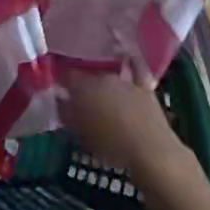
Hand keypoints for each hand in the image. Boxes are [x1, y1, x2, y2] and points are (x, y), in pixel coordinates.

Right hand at [57, 65, 192, 179]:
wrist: (150, 151)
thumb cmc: (110, 146)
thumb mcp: (80, 134)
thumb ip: (66, 112)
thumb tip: (59, 98)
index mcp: (82, 87)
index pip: (65, 75)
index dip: (60, 80)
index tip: (58, 89)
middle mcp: (102, 77)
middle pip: (87, 74)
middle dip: (82, 83)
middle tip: (78, 97)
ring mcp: (125, 80)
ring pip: (108, 72)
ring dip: (102, 77)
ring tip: (99, 89)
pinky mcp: (144, 87)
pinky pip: (136, 68)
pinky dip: (130, 62)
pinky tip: (127, 57)